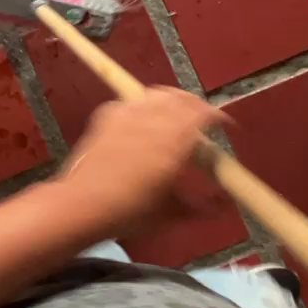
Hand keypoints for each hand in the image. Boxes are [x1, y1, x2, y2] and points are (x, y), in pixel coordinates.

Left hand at [52, 87, 227, 233]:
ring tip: (174, 111)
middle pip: (181, 98)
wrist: (82, 205)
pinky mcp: (107, 116)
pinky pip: (130, 101)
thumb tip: (225, 207)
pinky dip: (143, 104)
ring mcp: (128, 116)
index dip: (217, 116)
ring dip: (170, 99)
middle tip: (201, 117)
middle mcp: (153, 124)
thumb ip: (201, 207)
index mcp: (174, 144)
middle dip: (195, 104)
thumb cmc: (129, 212)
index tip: (224, 125)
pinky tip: (142, 116)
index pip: (203, 115)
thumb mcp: (170, 213)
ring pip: (157, 94)